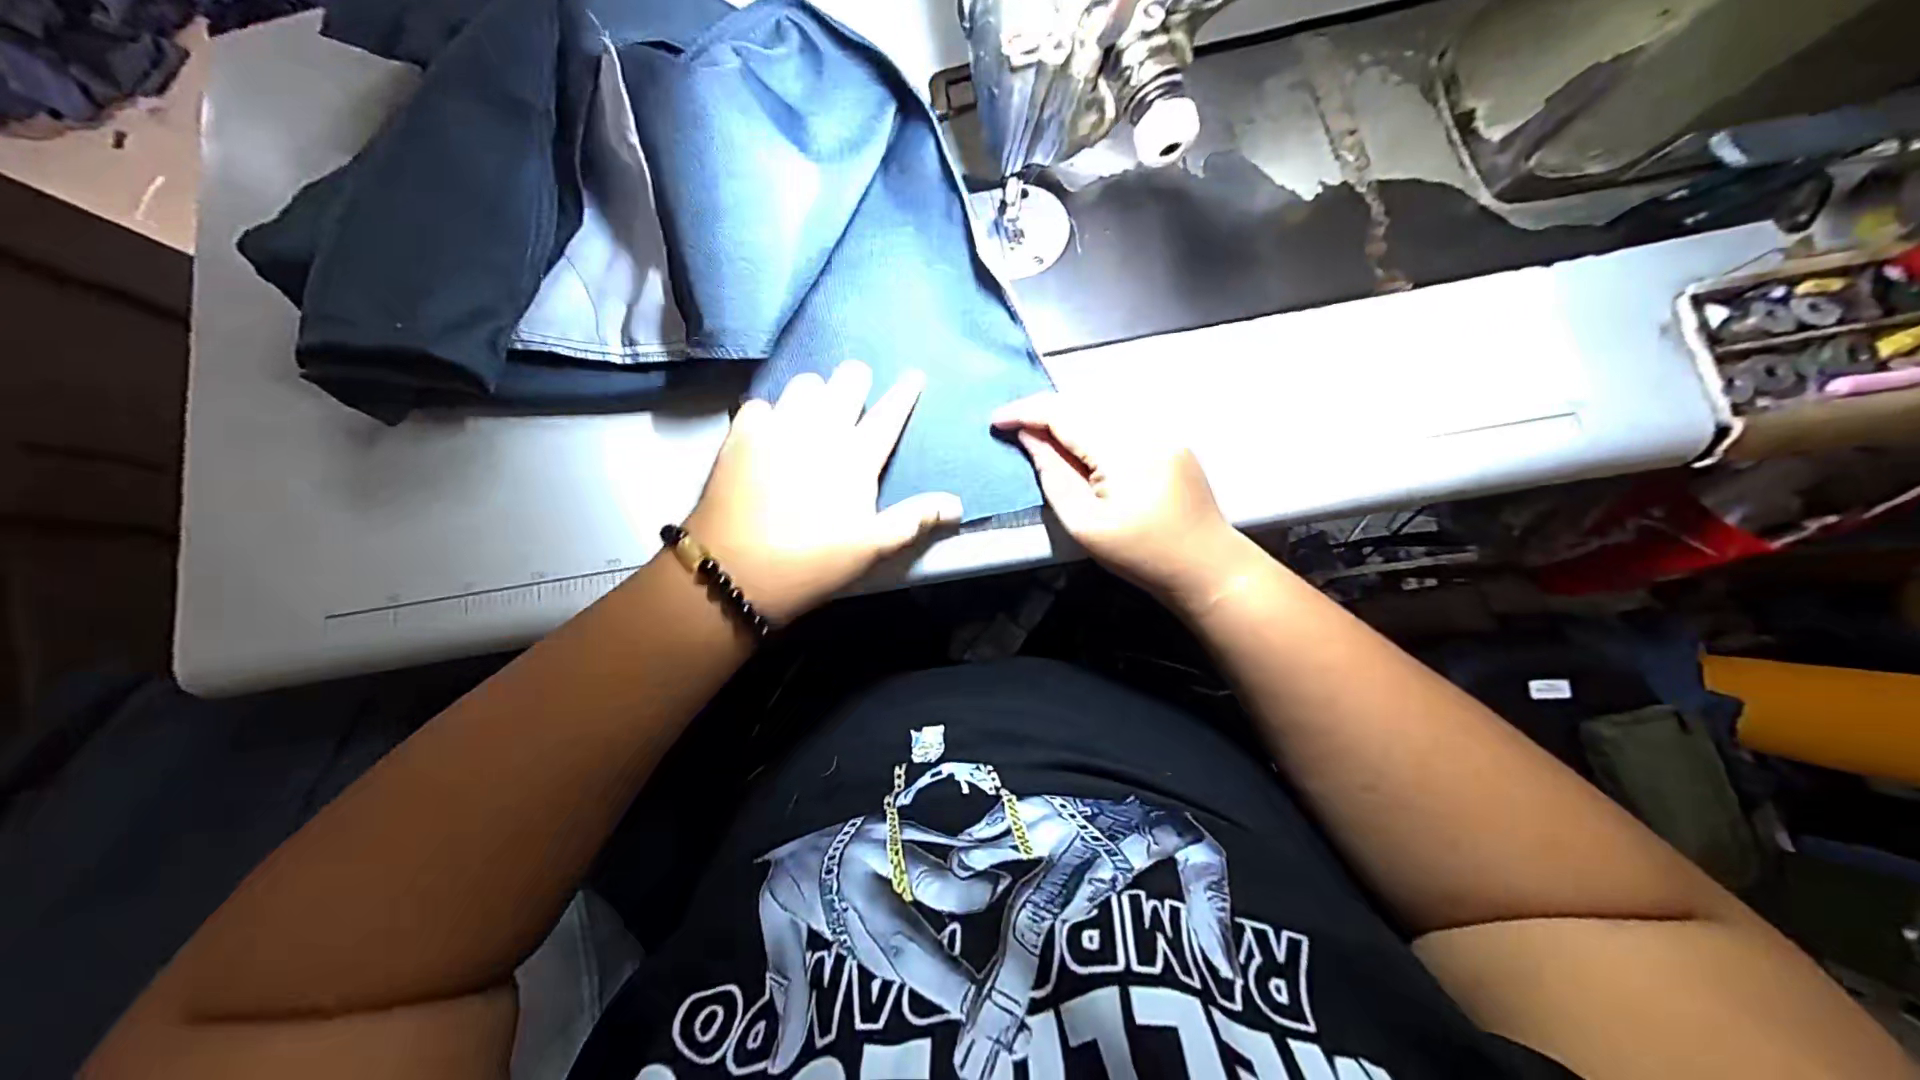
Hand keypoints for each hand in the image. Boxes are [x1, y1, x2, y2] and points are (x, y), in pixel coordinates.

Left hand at [679, 362, 962, 622]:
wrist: (735, 571)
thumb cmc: (812, 563)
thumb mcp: (871, 548)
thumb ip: (914, 519)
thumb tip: (956, 505)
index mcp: (857, 457)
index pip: (889, 413)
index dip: (905, 392)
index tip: (914, 374)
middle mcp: (819, 430)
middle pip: (846, 381)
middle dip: (856, 381)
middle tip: (856, 393)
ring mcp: (777, 428)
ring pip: (803, 383)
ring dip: (816, 391)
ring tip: (814, 409)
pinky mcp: (740, 434)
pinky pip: (761, 403)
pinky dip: (772, 412)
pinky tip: (771, 430)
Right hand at [992, 394, 1253, 608]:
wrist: (1206, 565)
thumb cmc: (1140, 555)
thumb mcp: (1084, 523)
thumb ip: (1052, 474)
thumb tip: (1029, 437)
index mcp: (1122, 449)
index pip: (1063, 413)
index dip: (1025, 412)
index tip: (996, 420)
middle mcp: (1144, 428)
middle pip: (1082, 403)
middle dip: (1044, 412)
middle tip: (1013, 429)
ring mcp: (1162, 431)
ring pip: (1101, 408)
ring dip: (1067, 417)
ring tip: (1040, 436)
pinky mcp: (1170, 440)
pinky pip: (1121, 420)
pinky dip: (1092, 425)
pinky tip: (1079, 444)